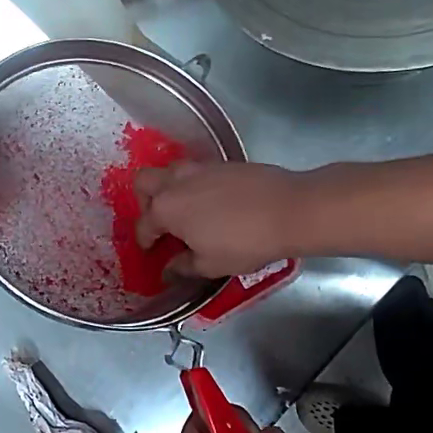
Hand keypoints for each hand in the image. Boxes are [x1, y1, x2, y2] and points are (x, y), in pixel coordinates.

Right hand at [135, 161, 313, 278]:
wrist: (289, 210)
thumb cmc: (244, 243)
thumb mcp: (211, 265)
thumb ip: (184, 266)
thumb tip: (170, 269)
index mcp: (165, 209)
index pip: (143, 226)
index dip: (145, 242)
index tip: (152, 252)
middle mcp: (176, 183)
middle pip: (144, 182)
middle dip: (145, 201)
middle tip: (159, 221)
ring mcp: (200, 168)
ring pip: (170, 171)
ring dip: (168, 188)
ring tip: (184, 210)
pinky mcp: (223, 162)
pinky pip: (196, 171)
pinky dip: (194, 185)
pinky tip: (210, 202)